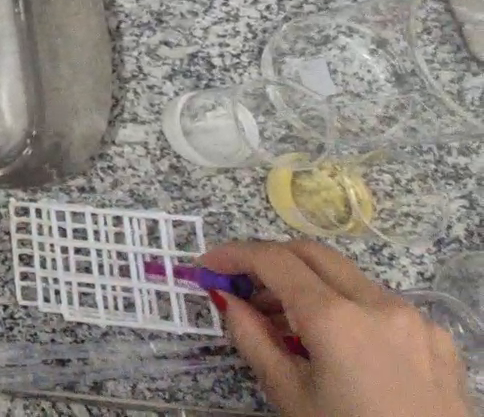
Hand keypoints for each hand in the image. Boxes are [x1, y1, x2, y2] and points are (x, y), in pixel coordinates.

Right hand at [202, 239, 471, 416]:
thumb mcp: (287, 390)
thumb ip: (250, 334)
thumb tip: (227, 296)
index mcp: (337, 317)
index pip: (271, 259)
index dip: (230, 255)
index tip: (206, 268)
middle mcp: (380, 306)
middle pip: (310, 253)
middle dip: (266, 259)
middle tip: (239, 283)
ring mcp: (417, 321)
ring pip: (344, 275)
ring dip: (303, 282)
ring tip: (281, 318)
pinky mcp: (438, 340)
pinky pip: (377, 302)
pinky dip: (341, 303)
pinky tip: (330, 338)